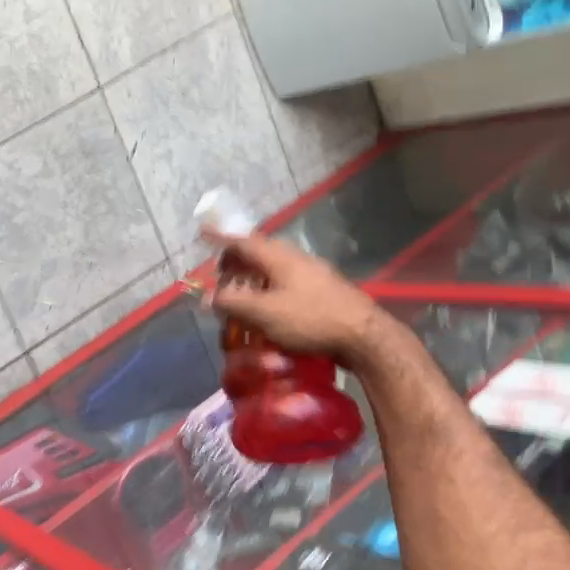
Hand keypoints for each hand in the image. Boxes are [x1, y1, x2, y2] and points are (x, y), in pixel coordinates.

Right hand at [206, 231, 394, 367]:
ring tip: (242, 292)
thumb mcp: (262, 313)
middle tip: (222, 273)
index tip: (203, 232)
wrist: (366, 337)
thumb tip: (208, 297)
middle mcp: (297, 260)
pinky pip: (287, 280)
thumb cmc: (310, 319)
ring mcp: (315, 274)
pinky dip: (269, 286)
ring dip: (254, 275)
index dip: (221, 238)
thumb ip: (231, 302)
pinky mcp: (324, 291)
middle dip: (237, 259)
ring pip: (275, 267)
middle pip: (261, 251)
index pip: (244, 242)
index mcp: (280, 259)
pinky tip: (269, 305)